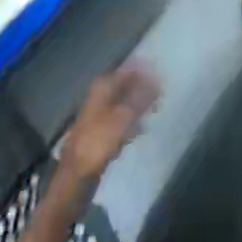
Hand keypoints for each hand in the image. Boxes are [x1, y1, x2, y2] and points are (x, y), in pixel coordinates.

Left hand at [63, 64, 160, 181]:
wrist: (78, 170)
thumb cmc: (101, 139)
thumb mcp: (125, 116)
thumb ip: (143, 98)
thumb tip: (158, 82)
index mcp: (104, 85)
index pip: (130, 70)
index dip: (147, 73)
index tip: (162, 80)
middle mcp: (101, 93)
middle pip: (127, 85)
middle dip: (144, 90)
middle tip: (160, 98)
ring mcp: (100, 110)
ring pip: (125, 101)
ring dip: (140, 105)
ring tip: (153, 112)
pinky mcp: (101, 126)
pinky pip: (122, 116)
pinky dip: (132, 119)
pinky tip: (139, 129)